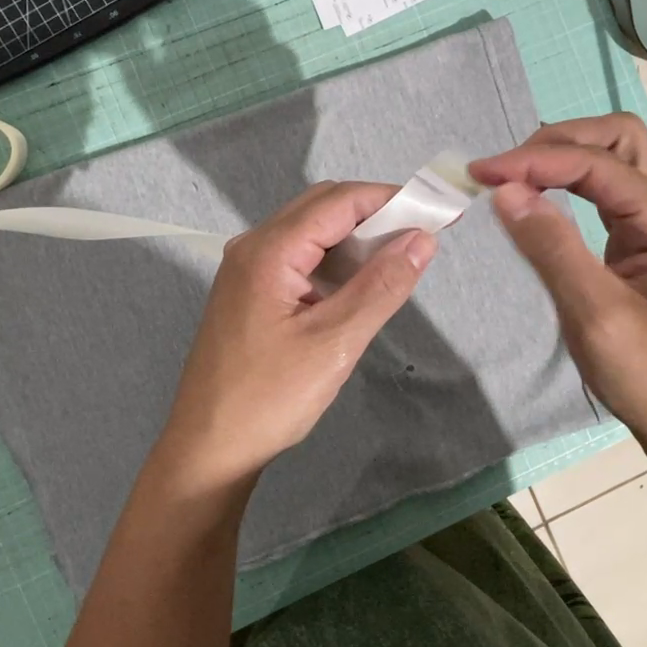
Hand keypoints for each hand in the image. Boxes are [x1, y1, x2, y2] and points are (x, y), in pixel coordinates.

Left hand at [157, 181, 437, 487]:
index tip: (438, 210)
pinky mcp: (249, 293)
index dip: (391, 198)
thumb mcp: (335, 343)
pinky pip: (297, 258)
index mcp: (268, 250)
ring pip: (309, 232)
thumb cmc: (269, 398)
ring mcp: (246, 270)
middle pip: (321, 207)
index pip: (339, 201)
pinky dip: (333, 261)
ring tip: (398, 259)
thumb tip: (422, 239)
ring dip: (354, 238)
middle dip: (375, 213)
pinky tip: (358, 284)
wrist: (208, 447)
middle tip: (423, 236)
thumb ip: (380, 286)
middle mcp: (252, 247)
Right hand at [467, 114, 646, 441]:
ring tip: (517, 177)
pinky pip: (613, 189)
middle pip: (620, 138)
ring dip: (567, 156)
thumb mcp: (595, 315)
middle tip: (507, 169)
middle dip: (559, 140)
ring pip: (619, 157)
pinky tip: (544, 196)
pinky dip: (574, 181)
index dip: (536, 161)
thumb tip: (505, 192)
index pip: (598, 165)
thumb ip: (551, 247)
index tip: (480, 174)